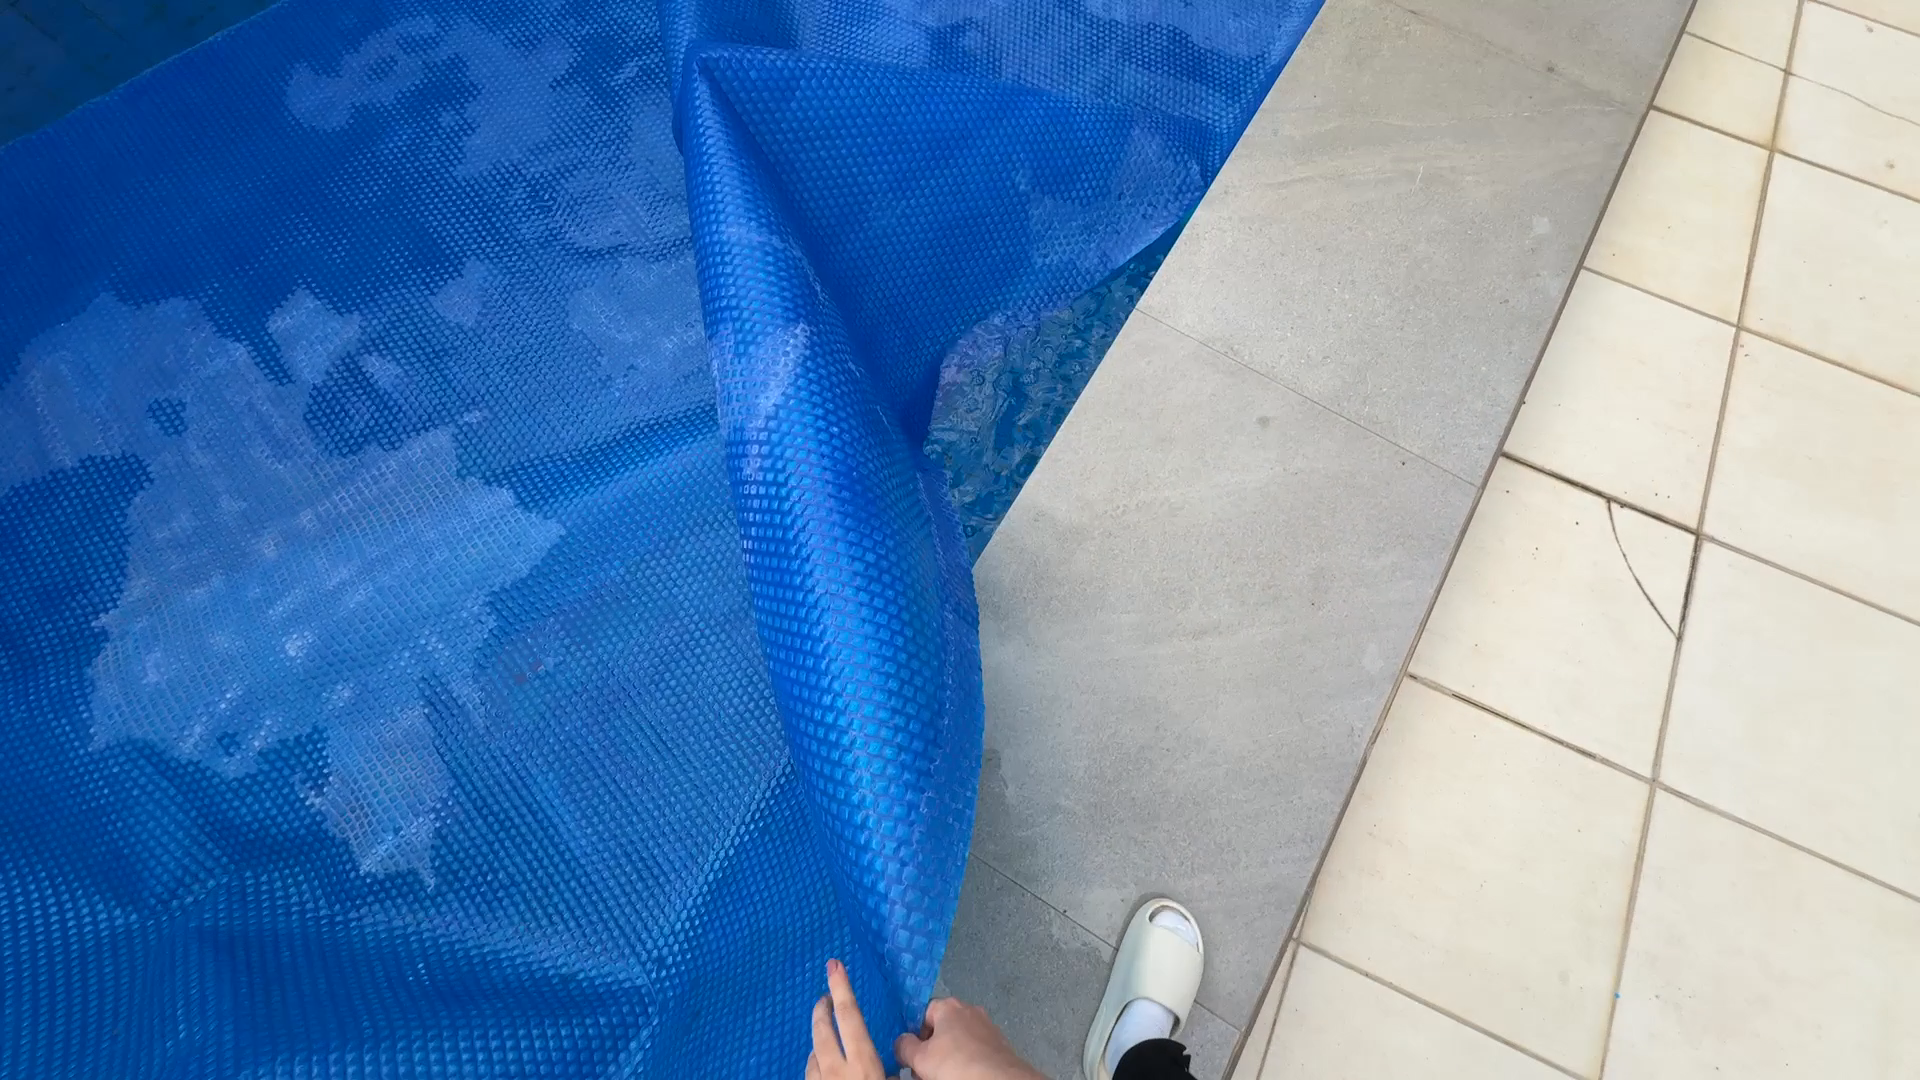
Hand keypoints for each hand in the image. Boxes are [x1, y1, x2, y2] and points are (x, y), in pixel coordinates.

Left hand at [808, 959, 885, 1079]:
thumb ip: (891, 1075)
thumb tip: (893, 1071)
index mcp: (862, 1063)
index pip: (849, 1015)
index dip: (841, 987)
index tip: (834, 964)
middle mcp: (835, 1070)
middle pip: (822, 1031)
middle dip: (821, 1010)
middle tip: (824, 998)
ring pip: (812, 1055)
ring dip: (818, 1044)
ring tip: (826, 1040)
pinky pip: (809, 1076)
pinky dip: (816, 1067)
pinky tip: (822, 1071)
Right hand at [894, 998, 1046, 1079]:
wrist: (996, 1079)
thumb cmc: (955, 1065)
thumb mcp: (921, 1059)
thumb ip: (905, 1047)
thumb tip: (901, 1041)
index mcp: (948, 1006)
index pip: (924, 1013)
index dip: (916, 1034)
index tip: (914, 1056)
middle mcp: (968, 1009)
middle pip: (942, 1026)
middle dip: (932, 1048)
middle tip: (926, 1070)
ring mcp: (985, 1024)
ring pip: (959, 1039)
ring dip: (949, 1054)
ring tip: (944, 1075)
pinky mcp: (998, 1042)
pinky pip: (975, 1048)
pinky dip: (968, 1059)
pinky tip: (965, 1074)